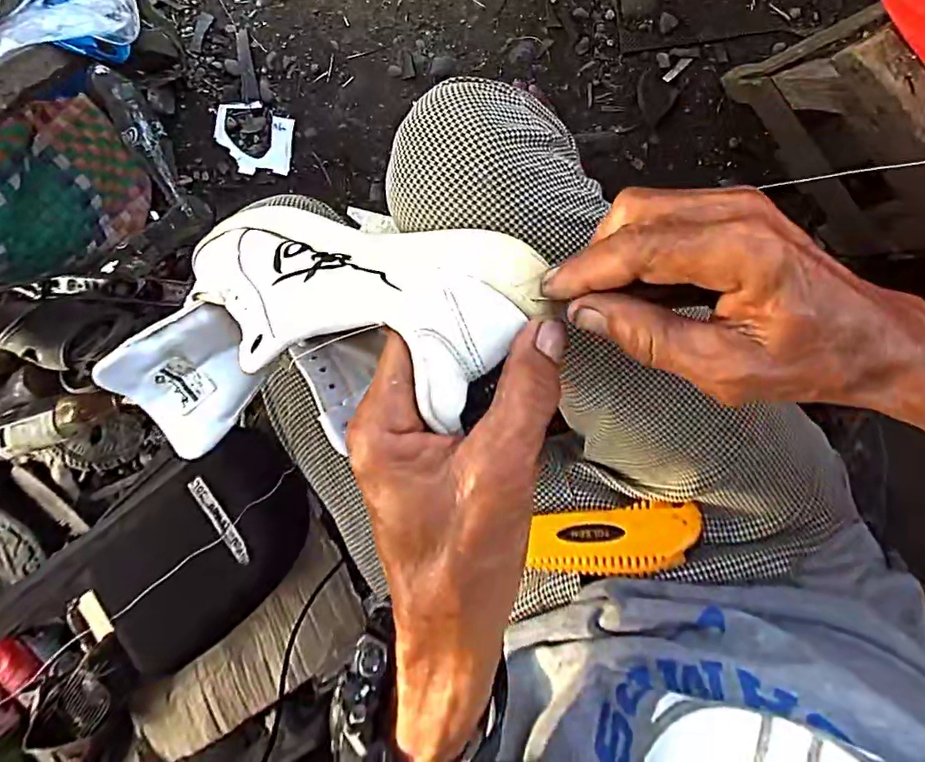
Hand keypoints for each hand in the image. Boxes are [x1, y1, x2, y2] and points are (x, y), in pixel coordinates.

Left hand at [346, 319, 565, 760]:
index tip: (496, 292)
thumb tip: (543, 341)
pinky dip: (497, 392)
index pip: (413, 335)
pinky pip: (467, 401)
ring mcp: (414, 438)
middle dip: (484, 337)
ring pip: (456, 375)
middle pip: (437, 350)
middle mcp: (390, 425)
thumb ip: (523, 396)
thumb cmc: (455, 576)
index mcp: (381, 425)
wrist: (457, 631)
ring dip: (494, 366)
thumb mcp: (499, 473)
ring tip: (530, 352)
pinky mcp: (440, 450)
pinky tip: (523, 390)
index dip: (457, 309)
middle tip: (525, 322)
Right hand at [541, 187, 924, 411]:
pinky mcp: (733, 211)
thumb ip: (649, 337)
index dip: (587, 269)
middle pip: (634, 212)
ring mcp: (736, 205)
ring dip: (614, 249)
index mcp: (742, 249)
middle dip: (596, 255)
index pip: (639, 246)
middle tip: (579, 299)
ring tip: (608, 296)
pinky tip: (638, 282)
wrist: (867, 337)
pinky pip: (665, 214)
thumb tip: (592, 314)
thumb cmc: (816, 357)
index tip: (554, 290)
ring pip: (644, 208)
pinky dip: (638, 245)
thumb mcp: (725, 369)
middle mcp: (737, 213)